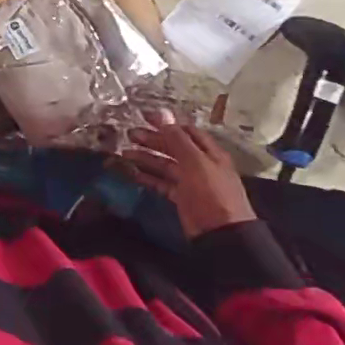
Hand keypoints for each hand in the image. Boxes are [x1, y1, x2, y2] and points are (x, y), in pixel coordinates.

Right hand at [120, 107, 255, 239]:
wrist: (221, 233)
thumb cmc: (211, 192)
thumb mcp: (195, 162)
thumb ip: (177, 138)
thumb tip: (162, 112)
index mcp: (209, 153)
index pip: (186, 132)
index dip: (166, 123)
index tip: (143, 117)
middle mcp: (199, 164)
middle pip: (173, 147)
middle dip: (152, 139)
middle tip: (129, 135)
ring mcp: (190, 181)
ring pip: (164, 165)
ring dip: (145, 157)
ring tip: (124, 153)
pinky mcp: (181, 197)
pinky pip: (161, 182)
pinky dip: (147, 177)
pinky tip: (131, 173)